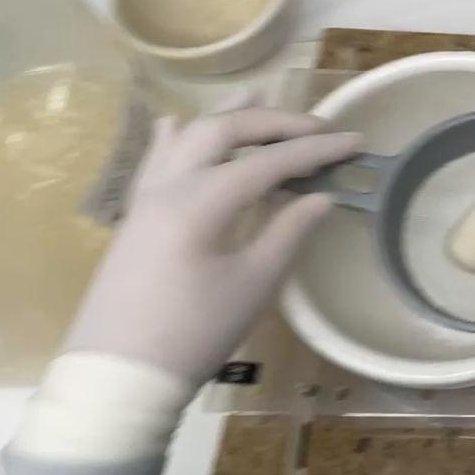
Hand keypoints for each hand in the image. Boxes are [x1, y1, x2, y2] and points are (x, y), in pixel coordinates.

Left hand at [62, 108, 361, 380]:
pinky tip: (179, 123)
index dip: (318, 150)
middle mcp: (170, 185)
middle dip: (277, 122)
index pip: (271, 162)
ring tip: (260, 97)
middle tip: (318, 126)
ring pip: (188, 135)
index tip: (356, 141)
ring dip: (229, 115)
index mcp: (201, 202)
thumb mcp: (253, 284)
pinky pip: (157, 157)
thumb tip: (320, 196)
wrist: (117, 377)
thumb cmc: (193, 333)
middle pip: (226, 132)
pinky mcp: (137, 215)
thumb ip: (288, 230)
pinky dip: (177, 134)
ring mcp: (147, 198)